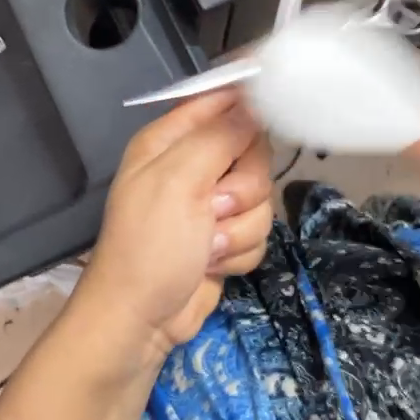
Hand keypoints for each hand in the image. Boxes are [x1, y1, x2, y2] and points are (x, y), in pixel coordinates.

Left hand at [81, 91, 272, 360]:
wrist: (141, 319)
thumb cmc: (150, 244)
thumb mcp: (179, 180)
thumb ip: (219, 136)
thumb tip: (254, 100)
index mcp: (169, 141)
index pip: (219, 101)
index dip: (248, 103)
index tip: (278, 105)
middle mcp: (190, 166)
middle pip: (252, 152)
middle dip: (244, 187)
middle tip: (215, 207)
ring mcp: (208, 205)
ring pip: (261, 197)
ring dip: (240, 227)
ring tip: (207, 244)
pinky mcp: (224, 238)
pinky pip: (257, 230)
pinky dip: (239, 251)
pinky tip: (212, 263)